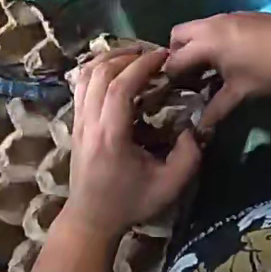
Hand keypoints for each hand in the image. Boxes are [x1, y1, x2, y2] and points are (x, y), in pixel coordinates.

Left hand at [61, 49, 202, 245]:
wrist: (91, 218)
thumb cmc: (131, 202)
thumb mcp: (169, 186)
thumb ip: (188, 156)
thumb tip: (195, 127)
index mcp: (110, 136)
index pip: (119, 87)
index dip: (141, 65)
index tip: (163, 56)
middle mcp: (89, 123)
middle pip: (100, 73)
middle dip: (127, 55)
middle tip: (153, 53)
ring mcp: (78, 121)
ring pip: (86, 75)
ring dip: (110, 58)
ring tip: (135, 55)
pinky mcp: (75, 122)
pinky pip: (81, 84)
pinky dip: (97, 68)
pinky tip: (116, 68)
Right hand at [167, 13, 270, 128]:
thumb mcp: (242, 93)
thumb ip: (217, 110)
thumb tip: (200, 130)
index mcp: (205, 42)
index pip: (174, 59)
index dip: (170, 77)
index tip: (174, 93)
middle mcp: (211, 24)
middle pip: (178, 34)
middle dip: (176, 54)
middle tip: (188, 76)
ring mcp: (228, 16)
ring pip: (198, 28)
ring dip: (195, 46)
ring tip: (208, 70)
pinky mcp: (243, 16)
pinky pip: (215, 26)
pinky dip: (211, 40)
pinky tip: (230, 59)